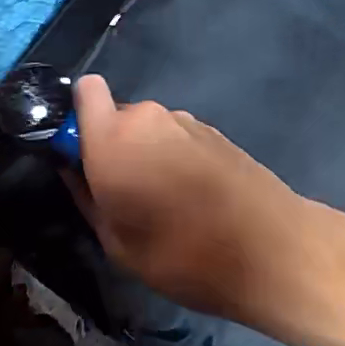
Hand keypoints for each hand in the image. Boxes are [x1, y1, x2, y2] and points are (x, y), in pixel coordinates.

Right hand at [70, 74, 344, 333]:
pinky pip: (176, 136)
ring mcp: (185, 121)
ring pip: (147, 128)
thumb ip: (85, 196)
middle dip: (112, 143)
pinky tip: (193, 196)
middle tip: (122, 191)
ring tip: (163, 200)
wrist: (272, 251)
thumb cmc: (181, 254)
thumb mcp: (117, 242)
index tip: (81, 153)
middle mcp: (147, 117)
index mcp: (113, 137)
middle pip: (115, 115)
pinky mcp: (214, 132)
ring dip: (145, 152)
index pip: (84, 91)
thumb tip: (71, 169)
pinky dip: (174, 157)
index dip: (78, 117)